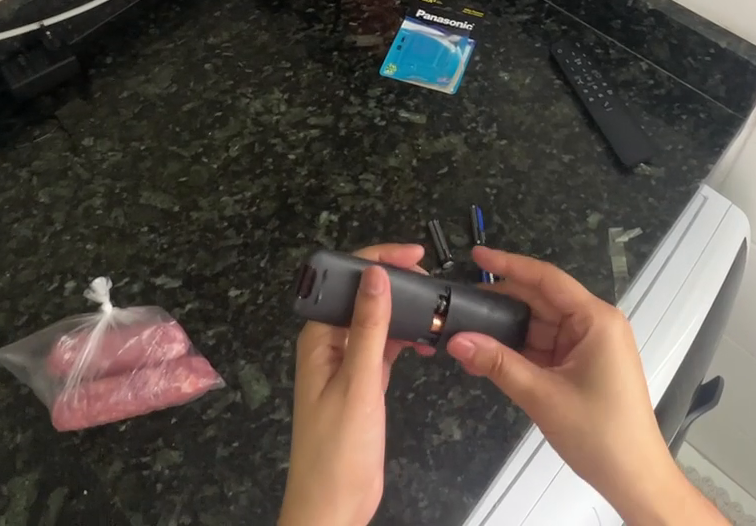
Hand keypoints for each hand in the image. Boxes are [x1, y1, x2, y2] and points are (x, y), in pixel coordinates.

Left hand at [279, 243, 432, 525]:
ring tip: (436, 308)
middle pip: (364, 295)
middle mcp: (331, 343)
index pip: (346, 281)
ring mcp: (348, 361)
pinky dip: (407, 339)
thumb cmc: (336, 450)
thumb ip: (368, 327)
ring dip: (405, 311)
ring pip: (378, 320)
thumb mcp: (357, 383)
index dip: (378, 259)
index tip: (414, 255)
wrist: (334, 509)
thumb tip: (375, 273)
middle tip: (432, 281)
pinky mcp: (364, 380)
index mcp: (319, 337)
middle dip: (397, 282)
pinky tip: (428, 341)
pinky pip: (386, 345)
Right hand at [445, 247, 723, 525]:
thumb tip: (457, 341)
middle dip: (501, 303)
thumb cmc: (599, 433)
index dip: (509, 264)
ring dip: (506, 331)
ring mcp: (588, 345)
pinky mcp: (581, 365)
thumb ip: (499, 364)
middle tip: (460, 303)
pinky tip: (488, 356)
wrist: (636, 481)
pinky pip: (544, 347)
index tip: (477, 256)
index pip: (546, 279)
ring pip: (538, 325)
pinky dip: (518, 352)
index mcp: (595, 319)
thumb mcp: (543, 396)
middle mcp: (593, 324)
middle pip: (540, 301)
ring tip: (465, 331)